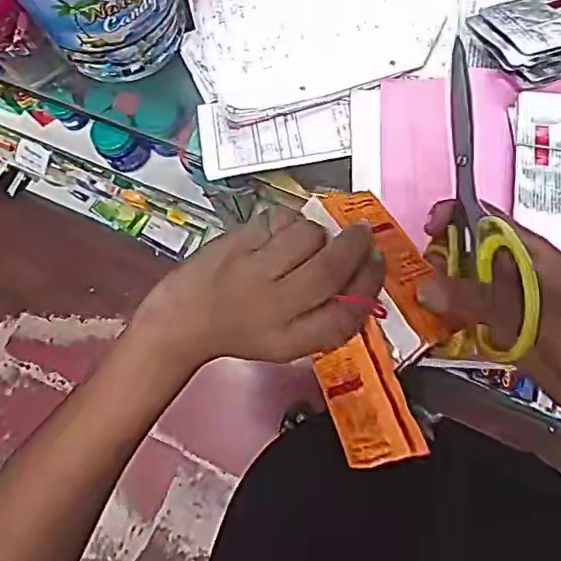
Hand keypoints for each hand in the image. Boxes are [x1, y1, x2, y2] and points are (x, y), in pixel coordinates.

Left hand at [129, 208, 383, 374]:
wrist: (185, 319)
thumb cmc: (242, 329)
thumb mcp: (288, 341)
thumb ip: (326, 317)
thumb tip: (363, 277)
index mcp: (292, 338)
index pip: (346, 313)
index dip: (369, 284)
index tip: (376, 262)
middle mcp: (274, 305)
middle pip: (331, 267)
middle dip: (355, 246)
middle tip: (361, 234)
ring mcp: (252, 269)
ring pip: (307, 235)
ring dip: (318, 232)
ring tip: (310, 239)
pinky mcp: (236, 241)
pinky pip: (278, 218)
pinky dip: (288, 221)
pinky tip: (281, 233)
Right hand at [415, 200, 560, 424]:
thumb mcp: (538, 315)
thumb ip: (481, 300)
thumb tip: (426, 287)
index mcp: (532, 255)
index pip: (487, 221)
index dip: (457, 216)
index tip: (430, 228)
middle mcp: (516, 276)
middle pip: (467, 254)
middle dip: (441, 260)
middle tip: (425, 281)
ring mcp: (509, 308)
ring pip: (463, 289)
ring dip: (440, 294)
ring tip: (422, 308)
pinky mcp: (504, 337)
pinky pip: (468, 321)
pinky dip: (449, 323)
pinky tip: (435, 330)